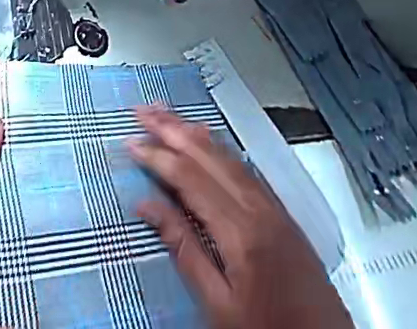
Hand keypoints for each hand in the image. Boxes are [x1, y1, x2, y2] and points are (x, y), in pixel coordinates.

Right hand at [128, 106, 351, 328]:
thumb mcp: (219, 306)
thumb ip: (183, 249)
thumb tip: (145, 205)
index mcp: (241, 232)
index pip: (190, 177)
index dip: (158, 156)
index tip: (131, 143)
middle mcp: (260, 210)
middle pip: (210, 156)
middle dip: (173, 129)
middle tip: (143, 111)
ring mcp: (276, 210)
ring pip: (229, 157)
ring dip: (195, 132)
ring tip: (167, 116)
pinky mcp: (285, 217)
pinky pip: (245, 169)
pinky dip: (219, 148)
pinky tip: (206, 141)